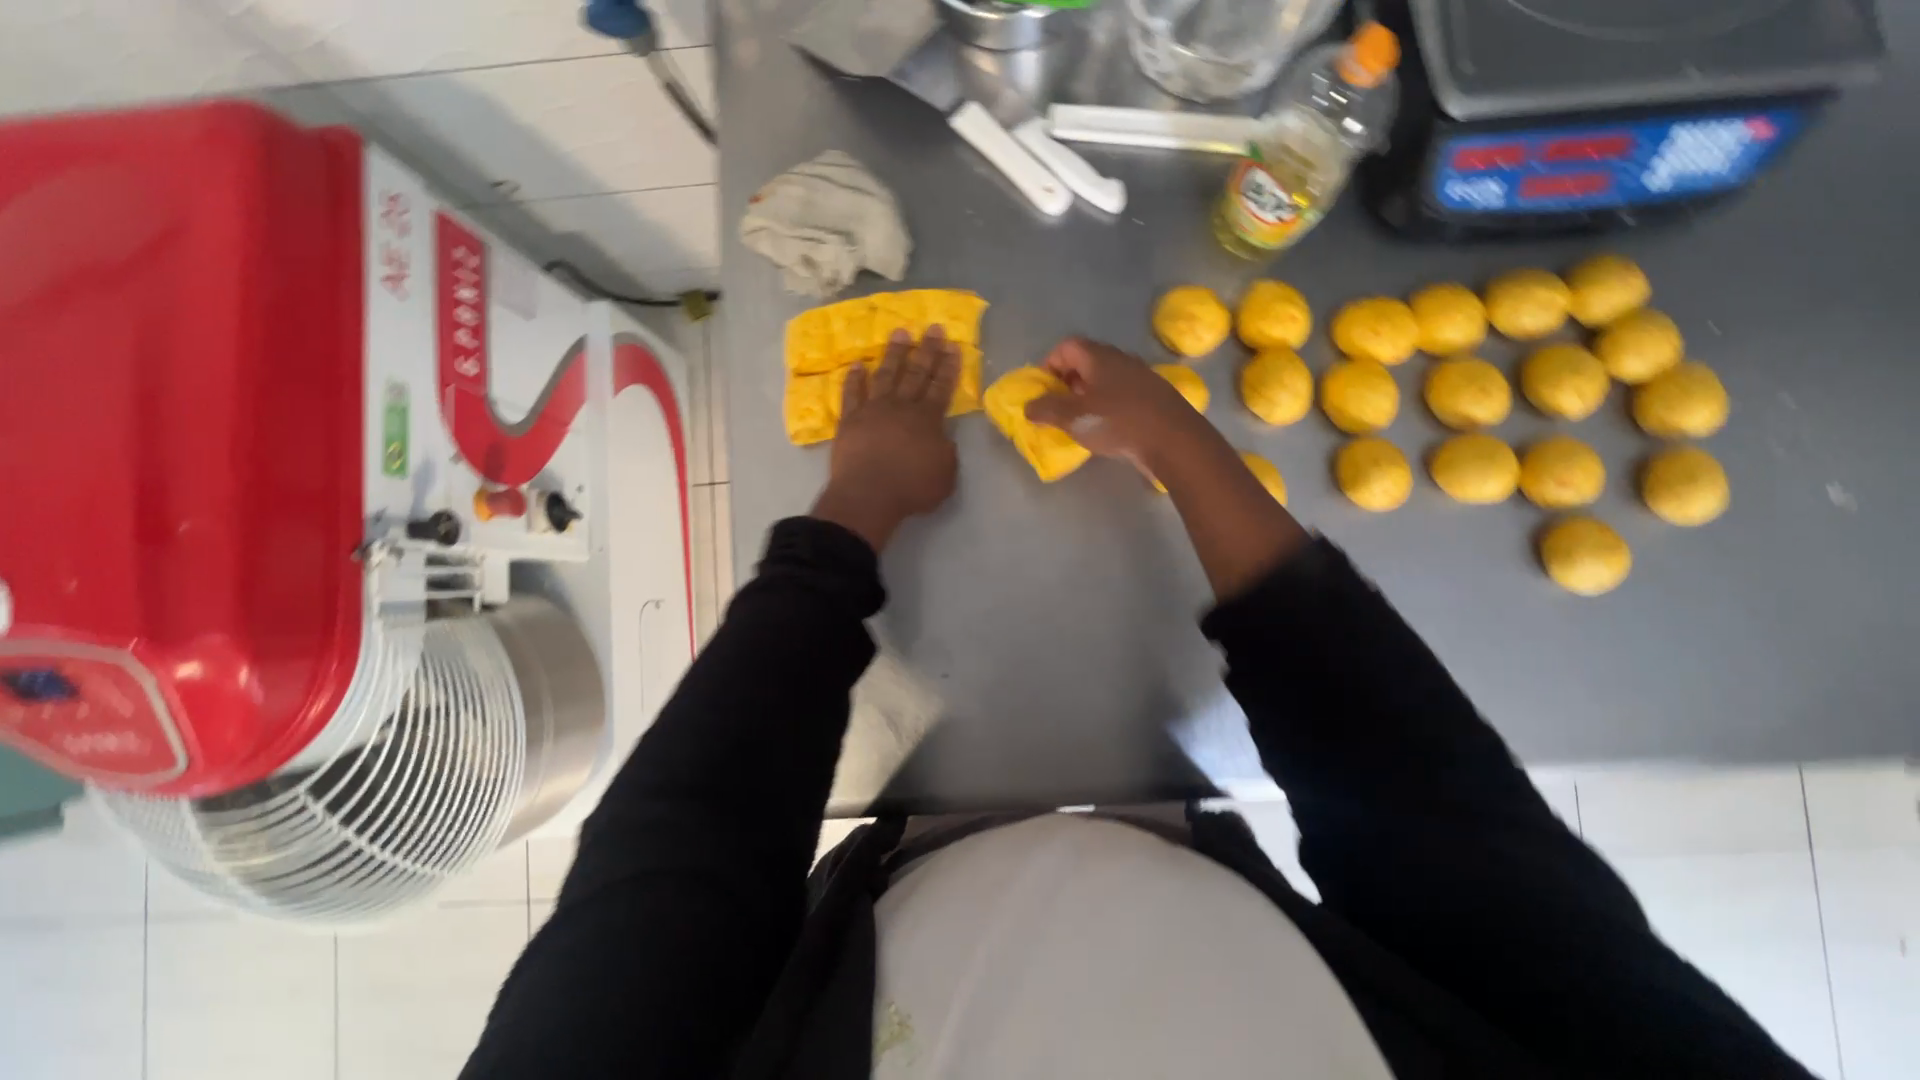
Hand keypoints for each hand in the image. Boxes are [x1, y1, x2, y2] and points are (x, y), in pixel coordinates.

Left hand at [811, 326, 960, 551]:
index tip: (953, 346)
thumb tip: (942, 439)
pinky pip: (852, 394)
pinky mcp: (850, 420)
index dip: (949, 366)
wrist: (868, 494)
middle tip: (933, 328)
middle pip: (916, 373)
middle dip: (927, 349)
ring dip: (894, 353)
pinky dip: (855, 379)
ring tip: (900, 333)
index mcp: (928, 419)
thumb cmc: (911, 489)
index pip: (942, 386)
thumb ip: (946, 453)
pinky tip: (857, 365)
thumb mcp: (945, 475)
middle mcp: (902, 407)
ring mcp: (873, 410)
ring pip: (886, 375)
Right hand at [1023, 337, 1207, 474]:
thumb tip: (1028, 406)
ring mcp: (1141, 377)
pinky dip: (1109, 405)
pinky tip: (1108, 428)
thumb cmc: (1118, 422)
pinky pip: (1123, 394)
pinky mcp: (1155, 397)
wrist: (1174, 440)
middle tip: (1059, 406)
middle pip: (1087, 361)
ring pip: (1106, 378)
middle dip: (1068, 381)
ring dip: (1089, 395)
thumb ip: (1046, 409)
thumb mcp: (1073, 417)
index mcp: (1099, 357)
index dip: (1049, 364)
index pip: (1067, 346)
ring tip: (1082, 419)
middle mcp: (1121, 360)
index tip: (1043, 390)